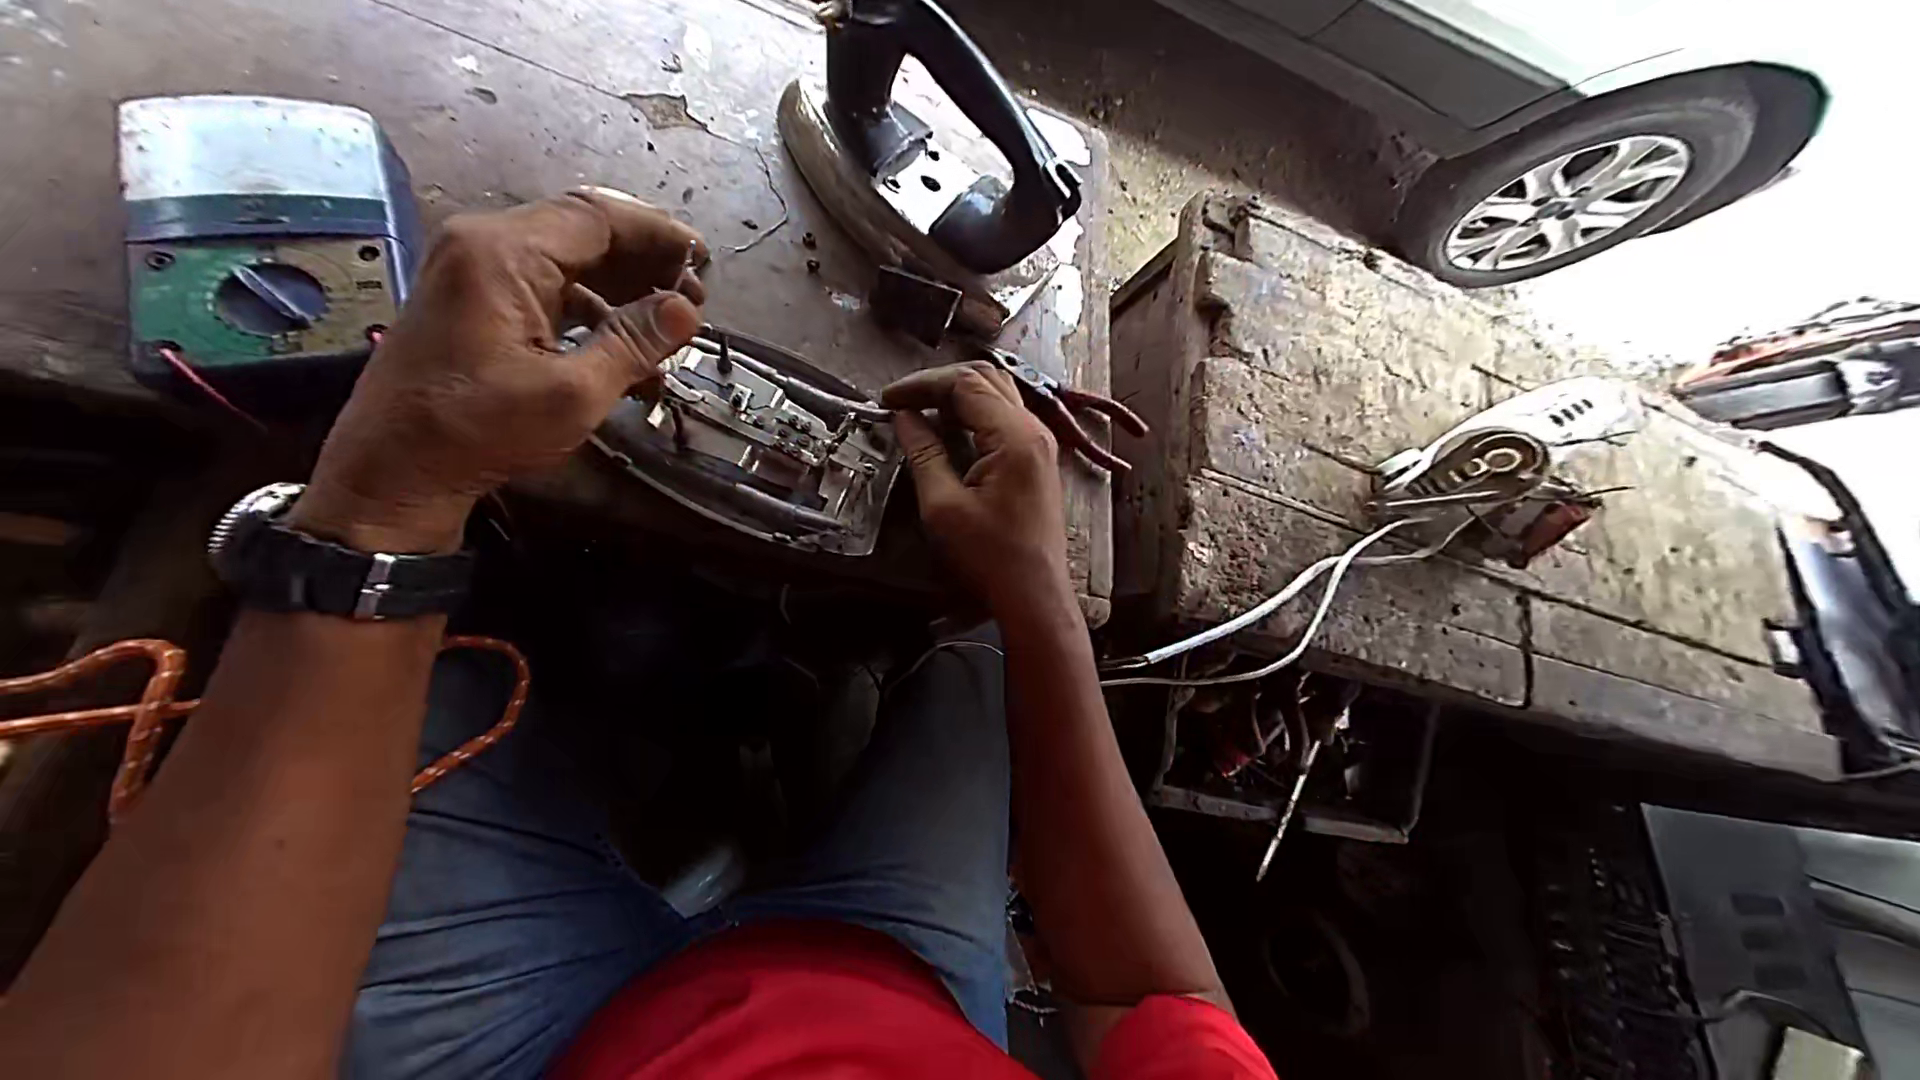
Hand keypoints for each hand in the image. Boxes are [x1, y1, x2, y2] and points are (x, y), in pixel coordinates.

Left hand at [288, 189, 708, 552]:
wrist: (398, 469)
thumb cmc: (482, 429)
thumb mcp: (574, 392)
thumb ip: (634, 343)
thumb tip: (687, 309)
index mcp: (504, 254)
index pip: (598, 217)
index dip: (658, 233)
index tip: (702, 257)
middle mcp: (485, 247)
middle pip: (585, 235)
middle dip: (647, 265)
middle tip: (694, 300)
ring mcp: (478, 275)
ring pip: (572, 265)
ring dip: (626, 295)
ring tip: (669, 331)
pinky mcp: (478, 304)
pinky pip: (551, 292)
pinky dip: (595, 316)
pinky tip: (629, 356)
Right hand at [882, 362, 1069, 614]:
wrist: (1034, 594)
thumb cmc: (990, 557)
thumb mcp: (944, 507)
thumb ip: (924, 454)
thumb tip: (905, 419)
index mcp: (1014, 436)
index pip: (966, 383)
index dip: (922, 384)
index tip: (888, 399)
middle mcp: (1034, 431)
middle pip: (986, 380)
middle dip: (940, 384)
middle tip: (903, 402)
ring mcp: (1039, 445)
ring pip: (997, 396)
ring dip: (957, 398)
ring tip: (920, 414)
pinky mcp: (1036, 460)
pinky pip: (1004, 420)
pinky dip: (973, 416)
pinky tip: (949, 433)